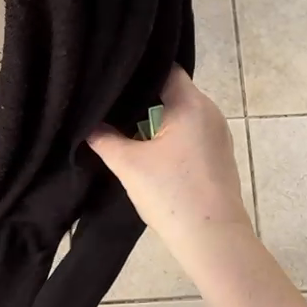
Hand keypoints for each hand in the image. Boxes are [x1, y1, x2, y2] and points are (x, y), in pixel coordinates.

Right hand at [87, 67, 252, 250]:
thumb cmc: (172, 195)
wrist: (211, 237)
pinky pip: (191, 137)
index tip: (114, 82)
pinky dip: (171, 141)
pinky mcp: (219, 157)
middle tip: (114, 111)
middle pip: (172, 93)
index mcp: (191, 103)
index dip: (138, 72)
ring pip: (181, 117)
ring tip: (129, 136)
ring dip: (157, 124)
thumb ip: (104, 140)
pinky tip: (153, 159)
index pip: (165, 69)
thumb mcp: (129, 166)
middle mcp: (210, 112)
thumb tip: (87, 125)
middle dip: (144, 102)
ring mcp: (218, 135)